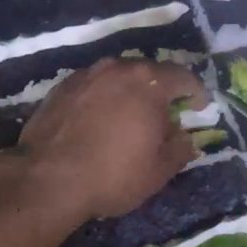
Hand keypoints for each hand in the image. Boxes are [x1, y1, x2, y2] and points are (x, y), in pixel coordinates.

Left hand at [13, 58, 206, 219]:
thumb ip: (179, 148)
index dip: (194, 91)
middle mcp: (118, 68)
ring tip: (129, 115)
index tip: (198, 106)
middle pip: (147, 71)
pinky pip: (93, 85)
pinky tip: (98, 119)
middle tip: (164, 113)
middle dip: (160, 89)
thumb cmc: (113, 174)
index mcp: (148, 82)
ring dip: (128, 91)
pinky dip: (102, 97)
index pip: (182, 76)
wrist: (48, 178)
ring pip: (117, 76)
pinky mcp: (62, 86)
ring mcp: (87, 74)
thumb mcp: (158, 171)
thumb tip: (184, 136)